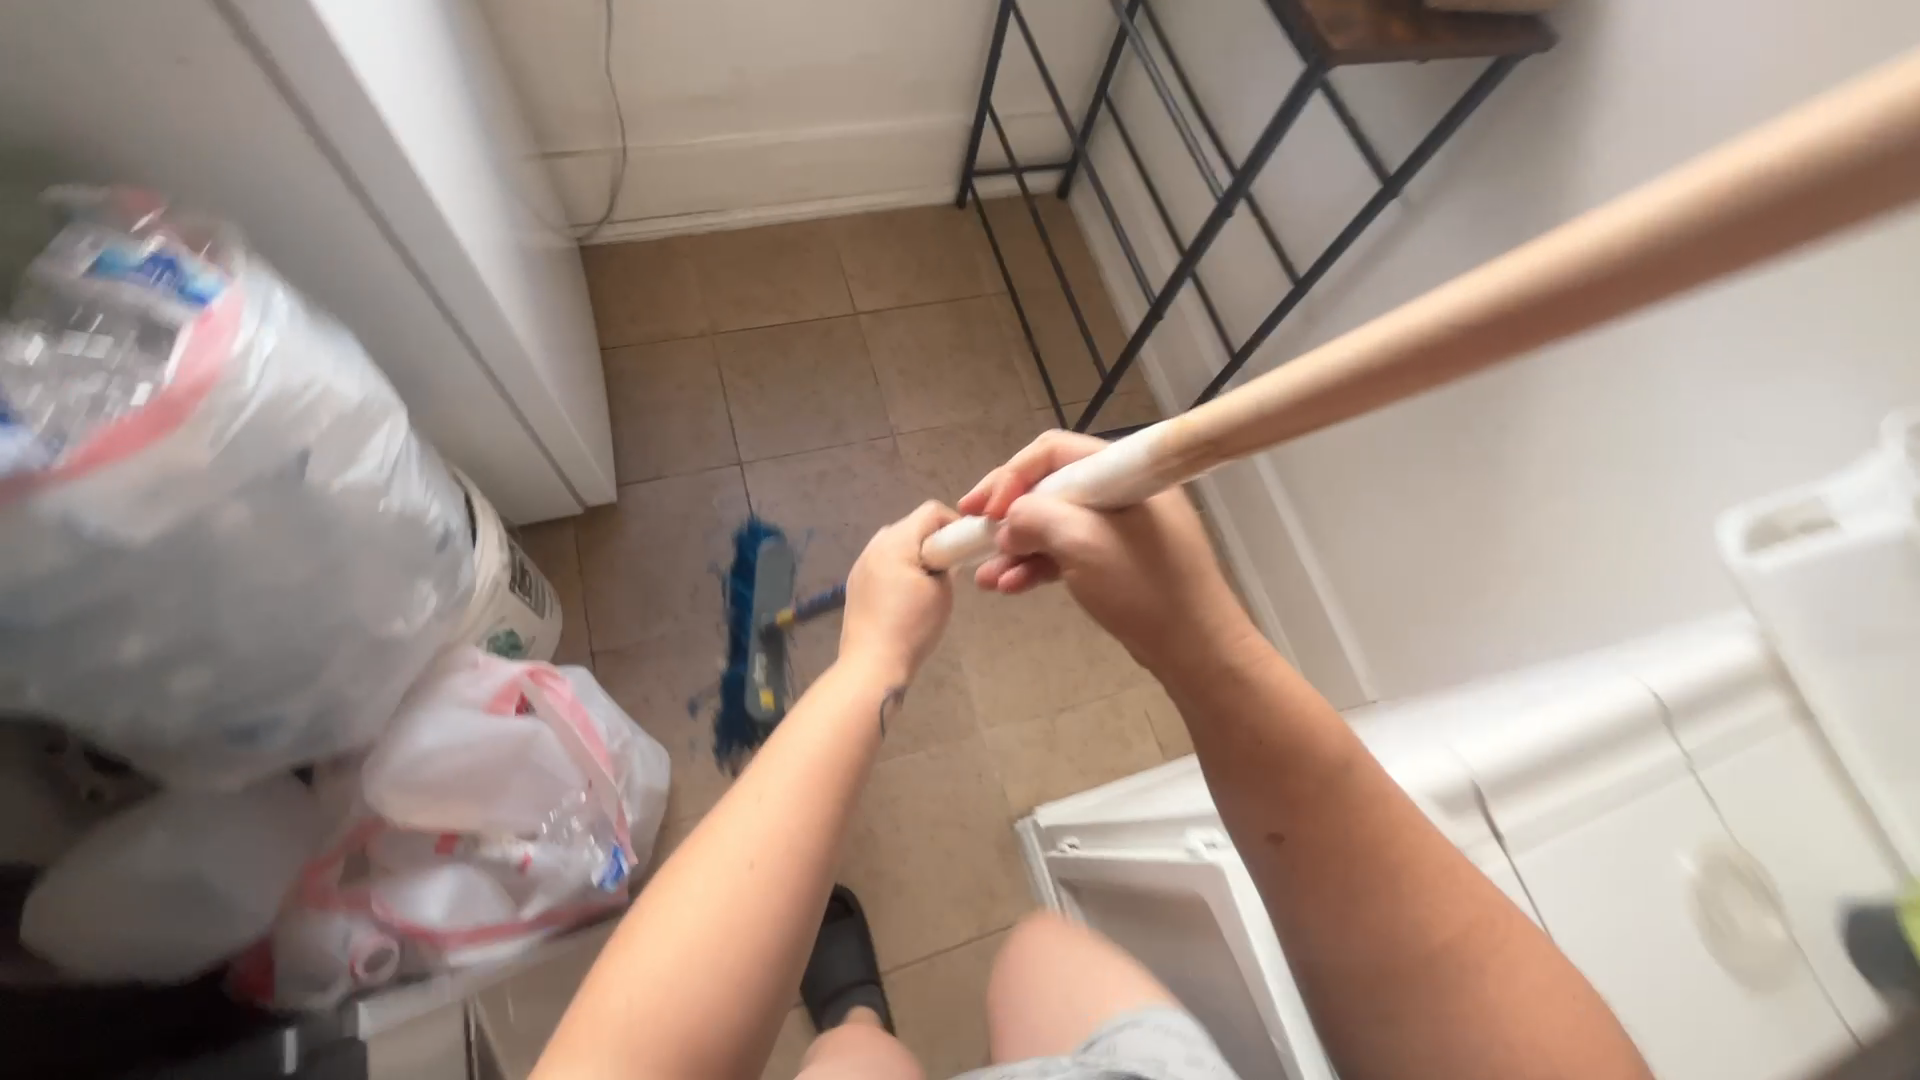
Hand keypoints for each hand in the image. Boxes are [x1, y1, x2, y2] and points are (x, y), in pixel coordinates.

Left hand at [839, 501, 958, 684]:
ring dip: (915, 554)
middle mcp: (874, 545)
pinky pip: (883, 562)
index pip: (930, 511)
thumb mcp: (943, 592)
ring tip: (929, 583)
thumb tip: (946, 559)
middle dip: (934, 540)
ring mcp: (861, 564)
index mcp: (895, 541)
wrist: (871, 664)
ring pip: (895, 544)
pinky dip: (899, 568)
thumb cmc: (912, 627)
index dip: (954, 523)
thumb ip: (948, 565)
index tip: (966, 547)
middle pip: (911, 525)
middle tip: (950, 566)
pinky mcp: (855, 583)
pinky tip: (907, 596)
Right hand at [958, 430, 1255, 674]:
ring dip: (1015, 547)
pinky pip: (1065, 553)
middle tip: (971, 531)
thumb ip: (1035, 519)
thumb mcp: (1082, 543)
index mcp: (1122, 473)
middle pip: (1049, 488)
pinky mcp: (1113, 561)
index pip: (1054, 452)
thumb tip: (1006, 524)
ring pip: (1053, 525)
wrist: (1194, 649)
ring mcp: (1117, 529)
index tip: (983, 509)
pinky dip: (1036, 566)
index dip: (1011, 476)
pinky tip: (1008, 586)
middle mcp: (1120, 492)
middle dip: (1008, 513)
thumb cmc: (1144, 588)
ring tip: (986, 576)